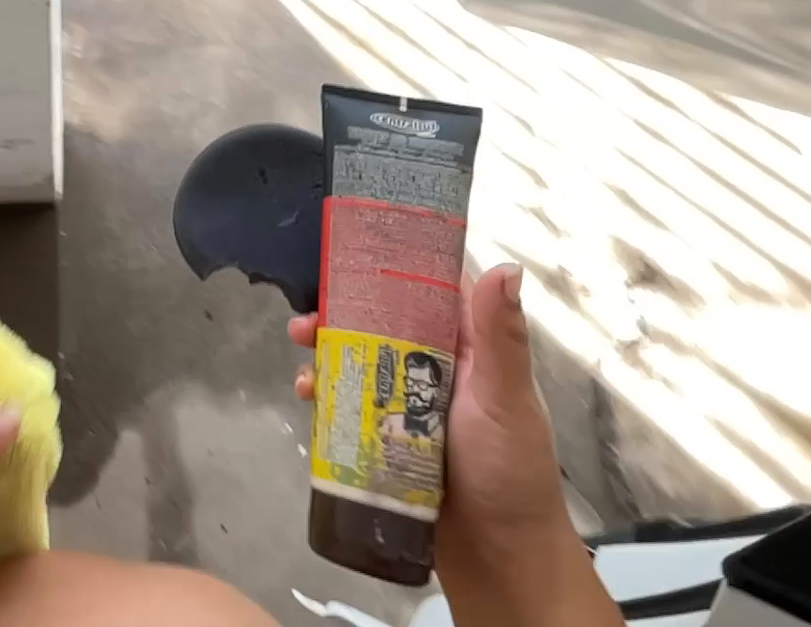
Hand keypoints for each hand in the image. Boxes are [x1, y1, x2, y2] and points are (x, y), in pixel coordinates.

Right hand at [292, 265, 614, 625]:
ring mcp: (406, 399)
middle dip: (341, 312)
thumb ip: (501, 338)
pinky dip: (323, 390)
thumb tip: (507, 268)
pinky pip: (347, 400)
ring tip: (300, 345)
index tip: (353, 251)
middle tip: (309, 314)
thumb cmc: (510, 472)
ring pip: (357, 357)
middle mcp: (435, 366)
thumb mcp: (506, 400)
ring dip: (325, 347)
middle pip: (380, 322)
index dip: (393, 268)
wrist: (498, 559)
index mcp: (469, 348)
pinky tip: (307, 393)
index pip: (430, 291)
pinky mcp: (384, 431)